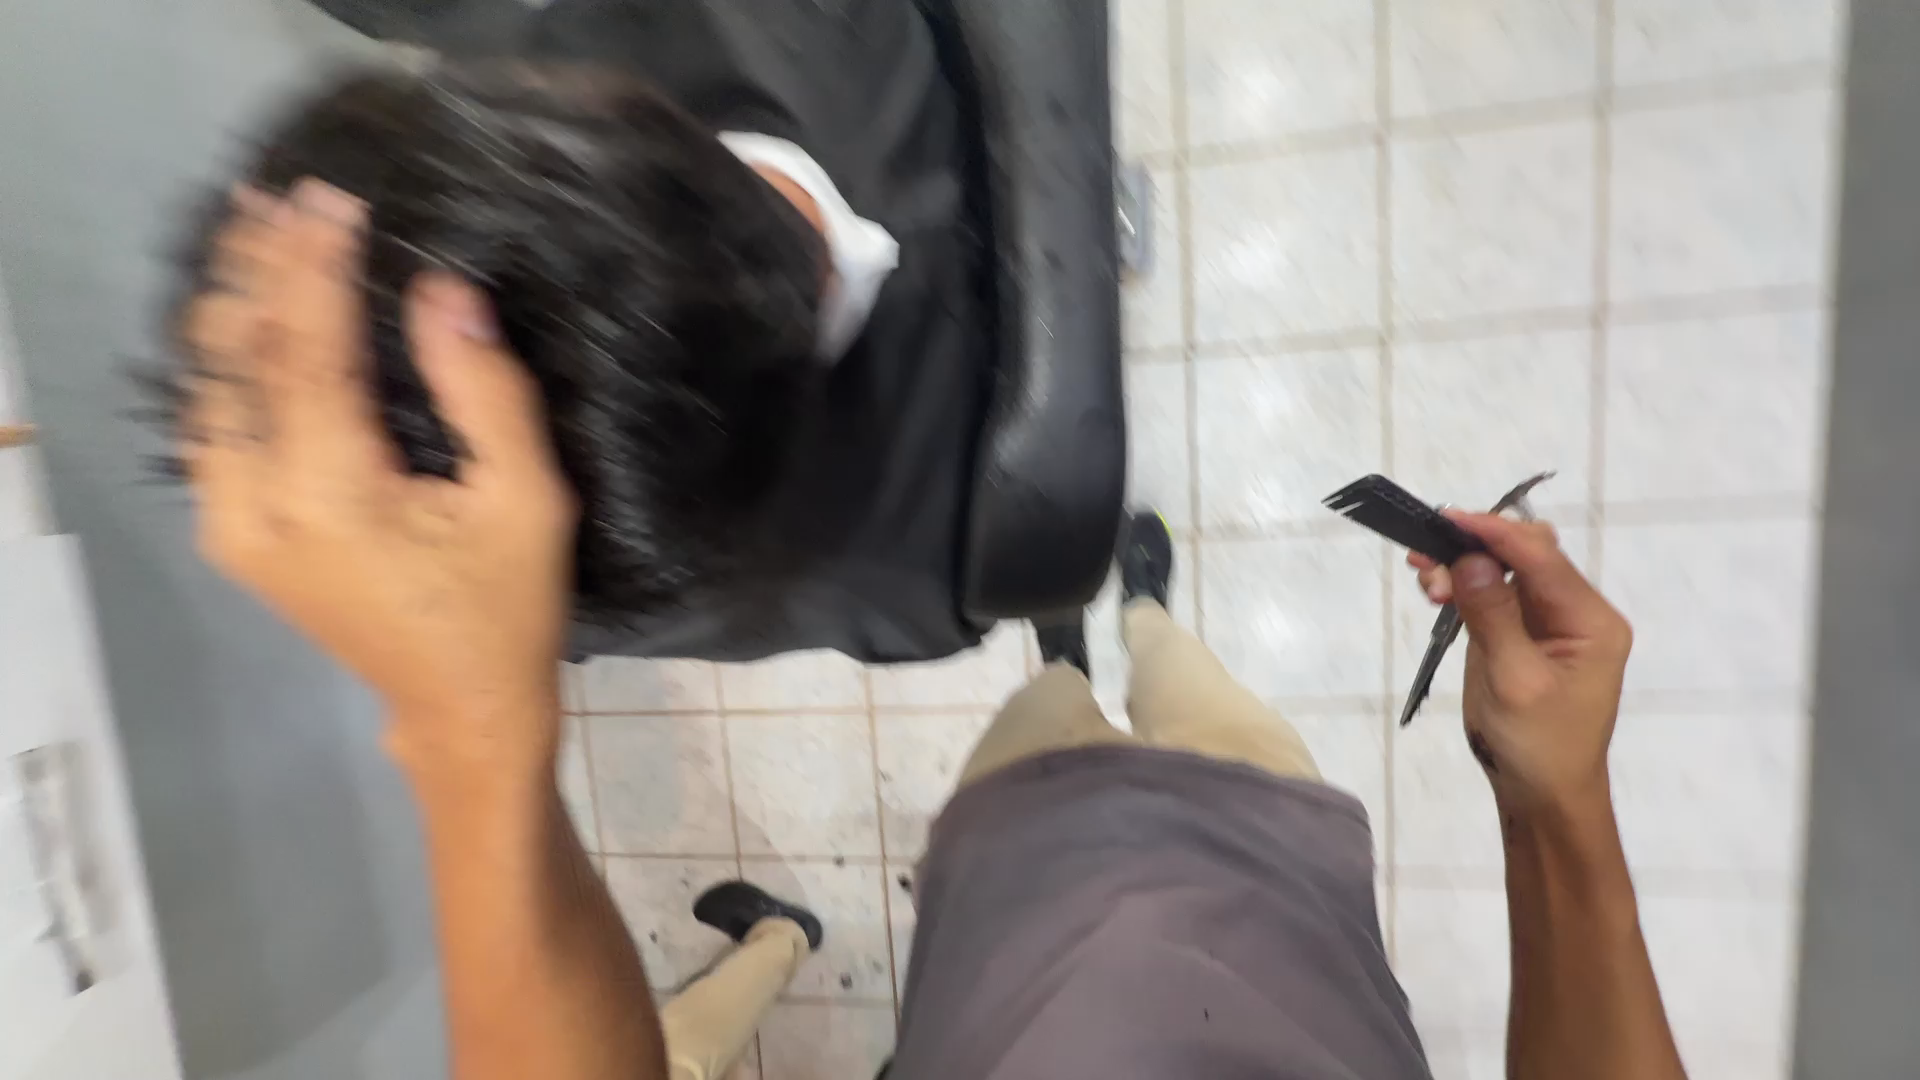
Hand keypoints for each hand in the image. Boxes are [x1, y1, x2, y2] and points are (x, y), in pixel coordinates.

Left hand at [182, 180, 577, 775]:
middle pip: (235, 362)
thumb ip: (489, 399)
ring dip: (230, 309)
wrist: (461, 703)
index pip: (306, 352)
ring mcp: (233, 524)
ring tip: (249, 241)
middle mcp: (254, 503)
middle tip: (271, 198)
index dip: (314, 269)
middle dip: (252, 271)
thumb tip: (448, 300)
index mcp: (333, 492)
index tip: (329, 200)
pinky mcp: (238, 536)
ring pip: (208, 391)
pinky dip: (228, 364)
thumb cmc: (509, 606)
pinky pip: (215, 428)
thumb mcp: (528, 503)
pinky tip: (247, 330)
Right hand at [1408, 514, 1631, 809]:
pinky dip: (1459, 584)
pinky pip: (1489, 593)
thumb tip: (1470, 559)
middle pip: (1525, 554)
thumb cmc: (1536, 741)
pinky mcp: (1515, 634)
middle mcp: (1571, 612)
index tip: (1446, 519)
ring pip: (1501, 570)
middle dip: (1474, 546)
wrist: (1540, 789)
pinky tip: (1433, 589)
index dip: (1495, 533)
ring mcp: (1543, 622)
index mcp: (1589, 621)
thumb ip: (1494, 615)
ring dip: (1461, 565)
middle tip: (1425, 560)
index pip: (1542, 558)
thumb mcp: (1513, 679)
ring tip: (1424, 583)